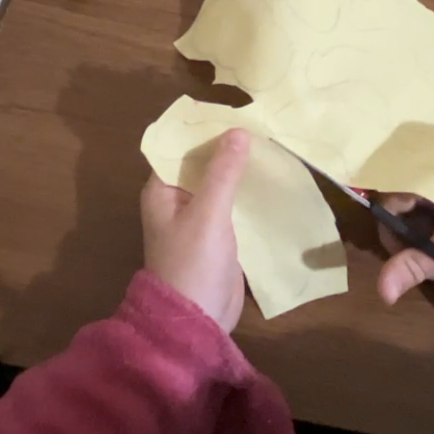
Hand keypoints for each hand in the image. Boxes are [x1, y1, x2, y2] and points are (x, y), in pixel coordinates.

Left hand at [140, 128, 251, 330]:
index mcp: (162, 191)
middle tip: (261, 125)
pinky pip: (233, 203)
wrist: (197, 321)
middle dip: (227, 147)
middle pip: (202, 164)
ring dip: (240, 169)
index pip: (179, 148)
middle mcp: (177, 199)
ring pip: (220, 183)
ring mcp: (198, 218)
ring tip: (271, 144)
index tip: (234, 112)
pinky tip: (271, 179)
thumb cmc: (192, 263)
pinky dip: (247, 191)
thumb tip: (238, 131)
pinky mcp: (218, 235)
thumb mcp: (208, 213)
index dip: (203, 130)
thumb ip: (223, 172)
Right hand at [375, 161, 433, 304]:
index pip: (393, 189)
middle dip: (403, 222)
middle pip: (405, 187)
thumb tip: (382, 292)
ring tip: (426, 247)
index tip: (397, 248)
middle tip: (411, 251)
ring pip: (421, 191)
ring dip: (418, 220)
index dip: (389, 221)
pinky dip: (432, 213)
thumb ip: (413, 266)